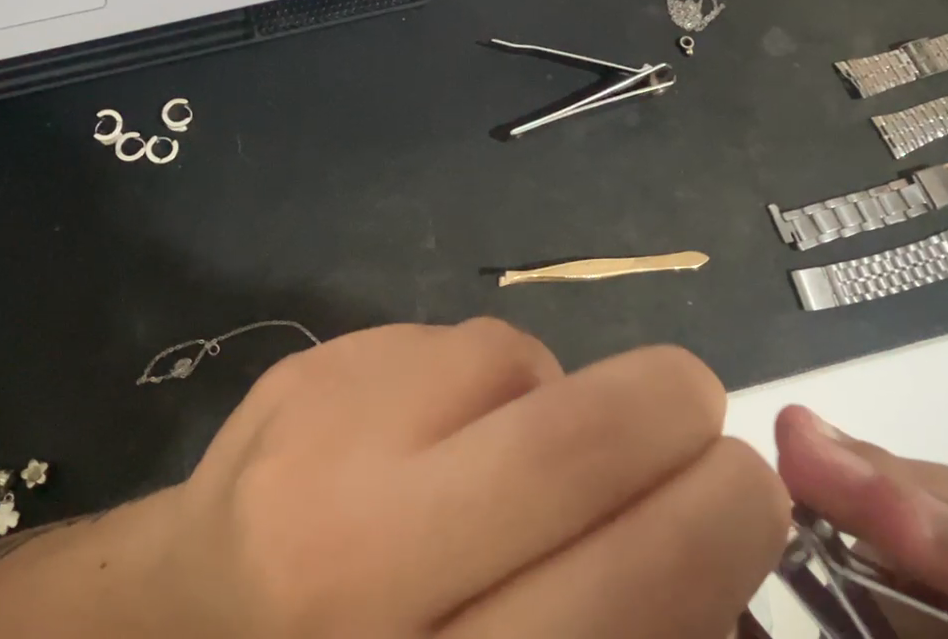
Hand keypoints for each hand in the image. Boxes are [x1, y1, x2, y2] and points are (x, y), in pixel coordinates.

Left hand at [165, 319, 789, 637]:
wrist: (193, 613)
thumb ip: (613, 615)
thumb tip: (710, 521)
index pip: (626, 580)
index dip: (722, 519)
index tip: (754, 486)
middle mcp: (363, 559)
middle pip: (573, 442)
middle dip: (674, 406)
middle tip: (694, 413)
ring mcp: (315, 444)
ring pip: (512, 359)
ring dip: (556, 391)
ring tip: (520, 443)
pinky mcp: (300, 371)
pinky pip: (448, 337)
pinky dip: (482, 375)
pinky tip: (437, 424)